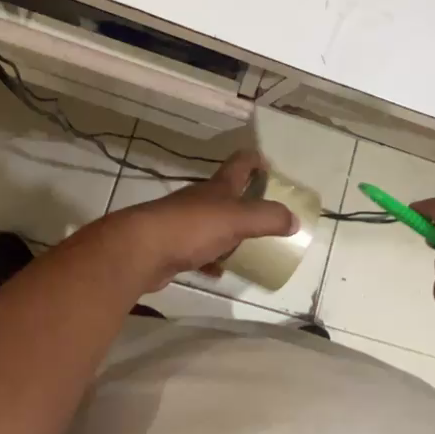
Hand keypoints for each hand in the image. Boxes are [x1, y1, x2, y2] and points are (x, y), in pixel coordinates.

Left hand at [103, 152, 296, 291]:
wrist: (140, 251)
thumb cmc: (192, 227)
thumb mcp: (237, 220)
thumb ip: (267, 218)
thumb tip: (294, 220)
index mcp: (218, 188)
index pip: (240, 163)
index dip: (256, 161)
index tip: (270, 168)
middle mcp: (200, 200)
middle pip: (226, 194)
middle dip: (246, 201)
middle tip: (267, 216)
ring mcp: (184, 223)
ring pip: (212, 224)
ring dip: (229, 233)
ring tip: (249, 247)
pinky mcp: (172, 248)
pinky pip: (198, 252)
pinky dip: (211, 260)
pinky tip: (219, 272)